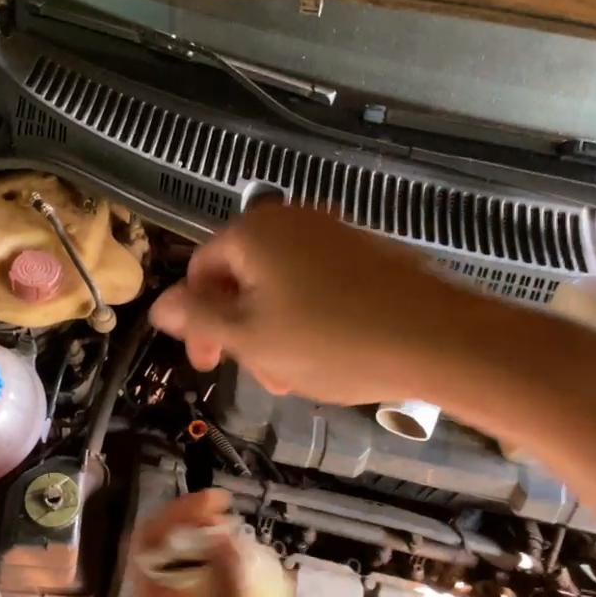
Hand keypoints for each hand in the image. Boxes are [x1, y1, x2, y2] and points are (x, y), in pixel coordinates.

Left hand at [130, 490, 312, 596]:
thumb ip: (230, 593)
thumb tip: (222, 535)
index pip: (149, 553)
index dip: (176, 519)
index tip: (216, 502)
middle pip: (176, 564)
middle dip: (206, 539)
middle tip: (241, 529)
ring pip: (203, 584)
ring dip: (228, 565)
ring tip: (259, 565)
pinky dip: (245, 592)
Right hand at [149, 204, 467, 404]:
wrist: (437, 337)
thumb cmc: (331, 339)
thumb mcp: (251, 337)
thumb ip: (198, 318)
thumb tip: (158, 304)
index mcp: (253, 233)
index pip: (199, 271)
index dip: (196, 321)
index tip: (210, 366)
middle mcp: (290, 221)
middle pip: (241, 277)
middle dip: (241, 330)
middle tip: (261, 376)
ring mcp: (332, 233)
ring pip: (280, 286)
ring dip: (274, 331)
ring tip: (298, 375)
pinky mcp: (367, 252)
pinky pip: (317, 283)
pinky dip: (308, 318)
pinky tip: (330, 354)